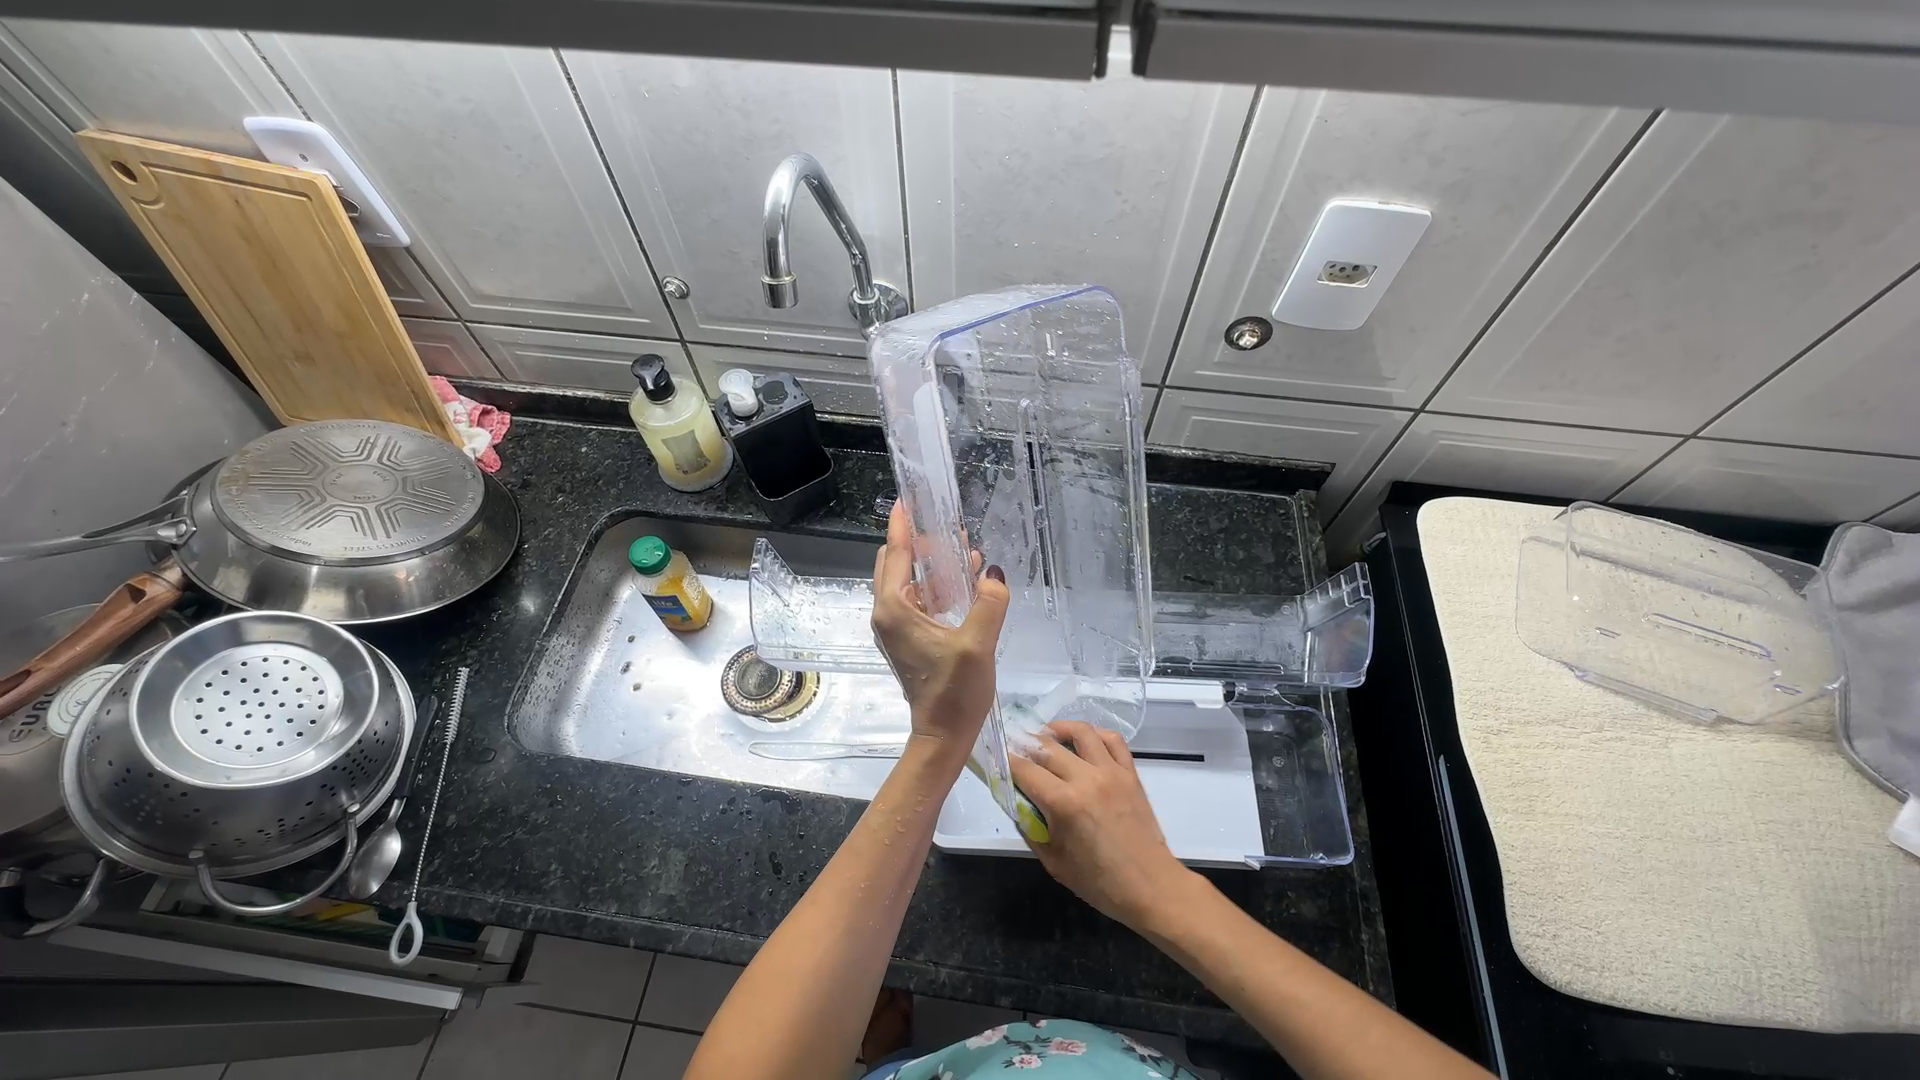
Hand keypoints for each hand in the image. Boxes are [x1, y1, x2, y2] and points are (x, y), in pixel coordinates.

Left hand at [871, 501, 1009, 761]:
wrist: (942, 736)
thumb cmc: (954, 691)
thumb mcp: (978, 643)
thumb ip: (989, 602)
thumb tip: (993, 572)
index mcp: (895, 609)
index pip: (895, 554)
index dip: (902, 524)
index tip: (906, 498)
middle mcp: (887, 614)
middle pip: (896, 564)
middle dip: (919, 542)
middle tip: (947, 526)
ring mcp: (896, 628)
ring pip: (907, 582)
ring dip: (932, 565)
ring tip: (964, 550)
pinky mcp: (908, 640)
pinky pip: (917, 600)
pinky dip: (936, 586)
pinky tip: (966, 583)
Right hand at [1009, 720, 1202, 929]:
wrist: (1151, 887)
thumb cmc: (1099, 882)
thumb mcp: (1053, 861)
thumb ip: (1031, 828)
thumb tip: (1018, 803)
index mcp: (1064, 803)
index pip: (1025, 770)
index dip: (1006, 761)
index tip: (997, 756)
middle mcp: (1087, 778)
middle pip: (1047, 746)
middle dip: (1026, 743)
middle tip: (1015, 745)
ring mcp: (1112, 772)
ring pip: (1081, 732)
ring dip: (1058, 729)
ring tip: (1047, 735)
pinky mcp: (1131, 773)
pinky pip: (1112, 740)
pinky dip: (1094, 734)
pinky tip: (1083, 741)